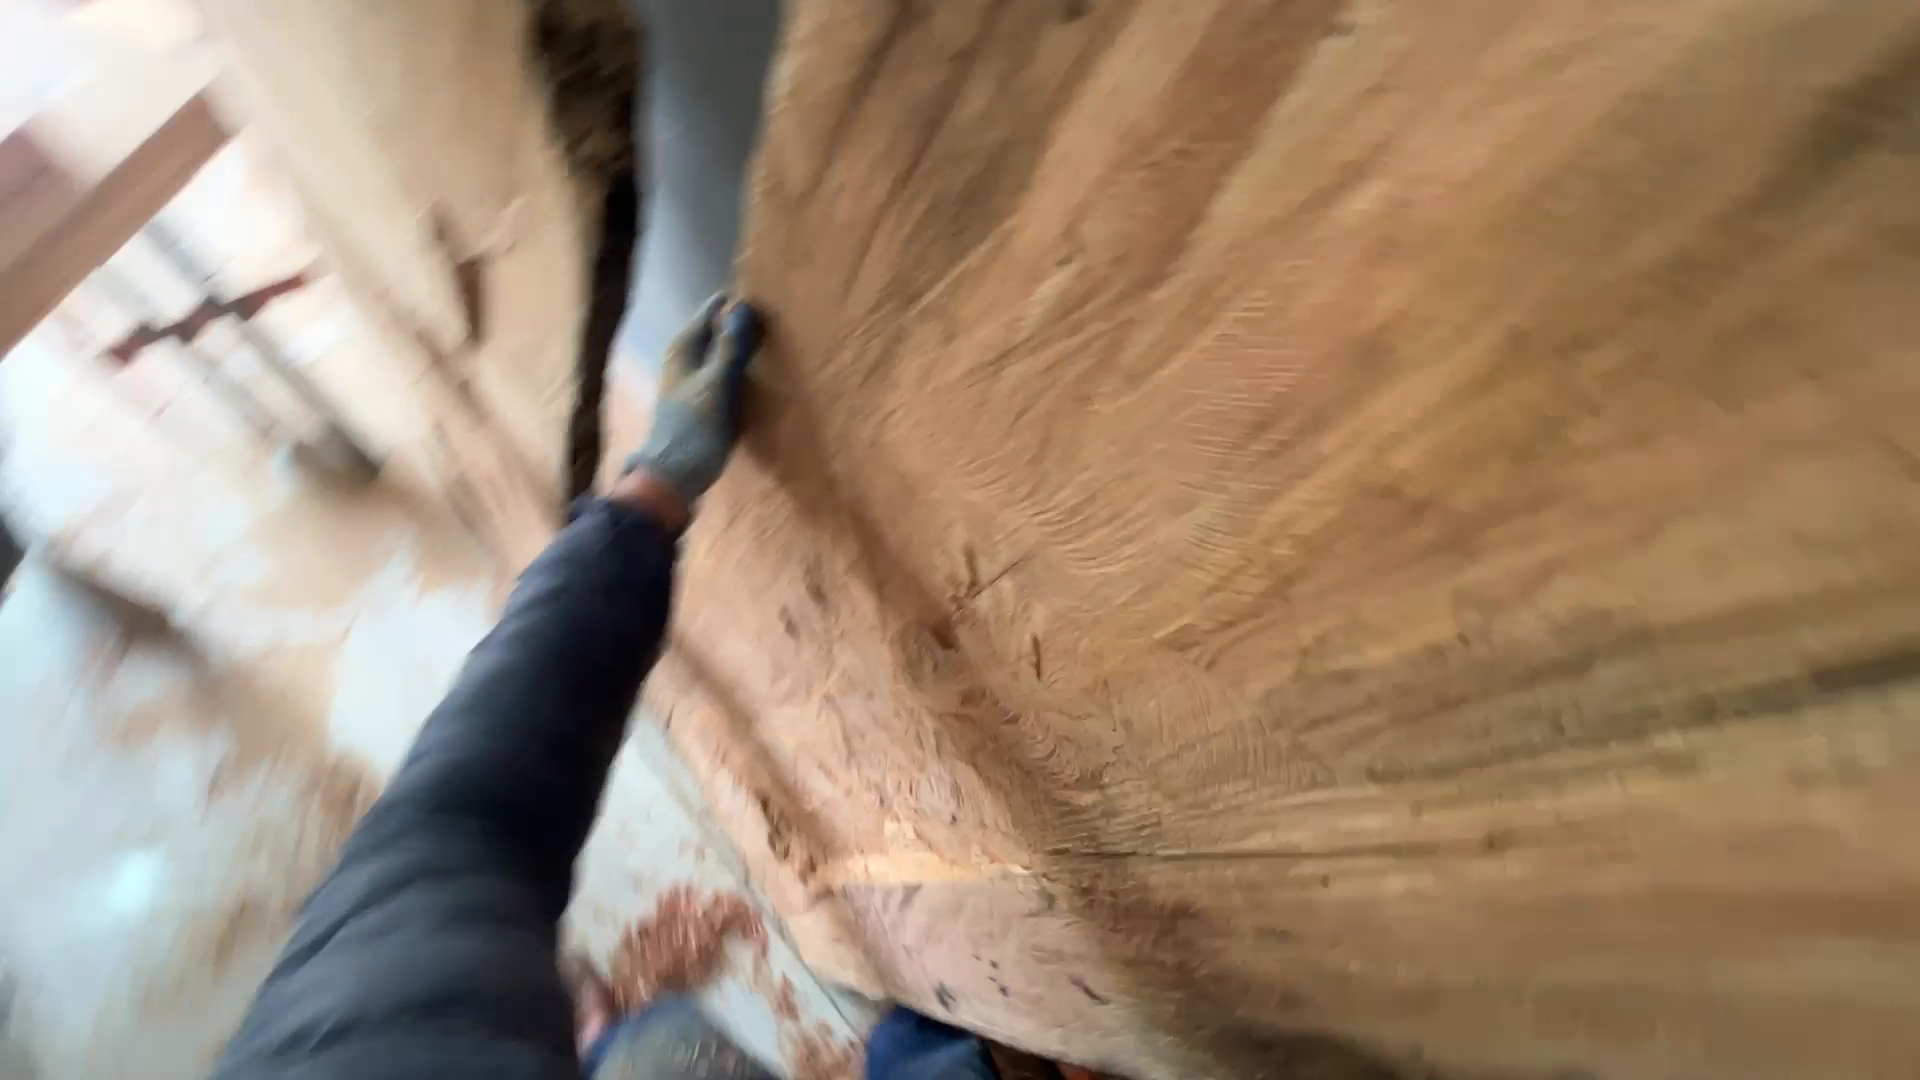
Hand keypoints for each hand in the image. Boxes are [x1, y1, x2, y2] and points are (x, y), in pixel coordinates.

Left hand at [621, 292, 763, 509]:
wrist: (676, 477)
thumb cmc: (693, 430)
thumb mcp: (715, 385)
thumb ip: (729, 348)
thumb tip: (743, 307)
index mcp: (682, 351)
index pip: (710, 314)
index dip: (732, 306)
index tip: (761, 297)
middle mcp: (685, 363)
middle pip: (715, 335)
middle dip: (739, 328)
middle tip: (773, 321)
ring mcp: (693, 385)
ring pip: (720, 358)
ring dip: (742, 352)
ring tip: (771, 348)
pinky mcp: (703, 407)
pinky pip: (725, 380)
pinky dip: (740, 375)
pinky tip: (758, 381)